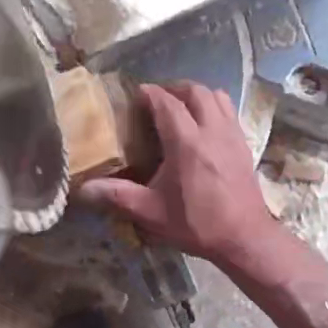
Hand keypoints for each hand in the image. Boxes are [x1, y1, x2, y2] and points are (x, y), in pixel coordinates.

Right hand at [76, 82, 279, 267]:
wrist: (244, 238)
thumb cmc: (196, 223)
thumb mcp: (151, 212)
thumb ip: (117, 195)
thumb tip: (83, 189)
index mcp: (186, 143)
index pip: (167, 104)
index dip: (150, 94)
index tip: (136, 94)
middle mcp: (212, 131)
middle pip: (196, 92)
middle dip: (174, 89)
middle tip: (157, 99)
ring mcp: (232, 136)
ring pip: (217, 97)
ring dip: (197, 95)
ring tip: (180, 107)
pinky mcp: (244, 145)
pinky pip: (229, 112)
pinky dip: (214, 108)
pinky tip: (202, 126)